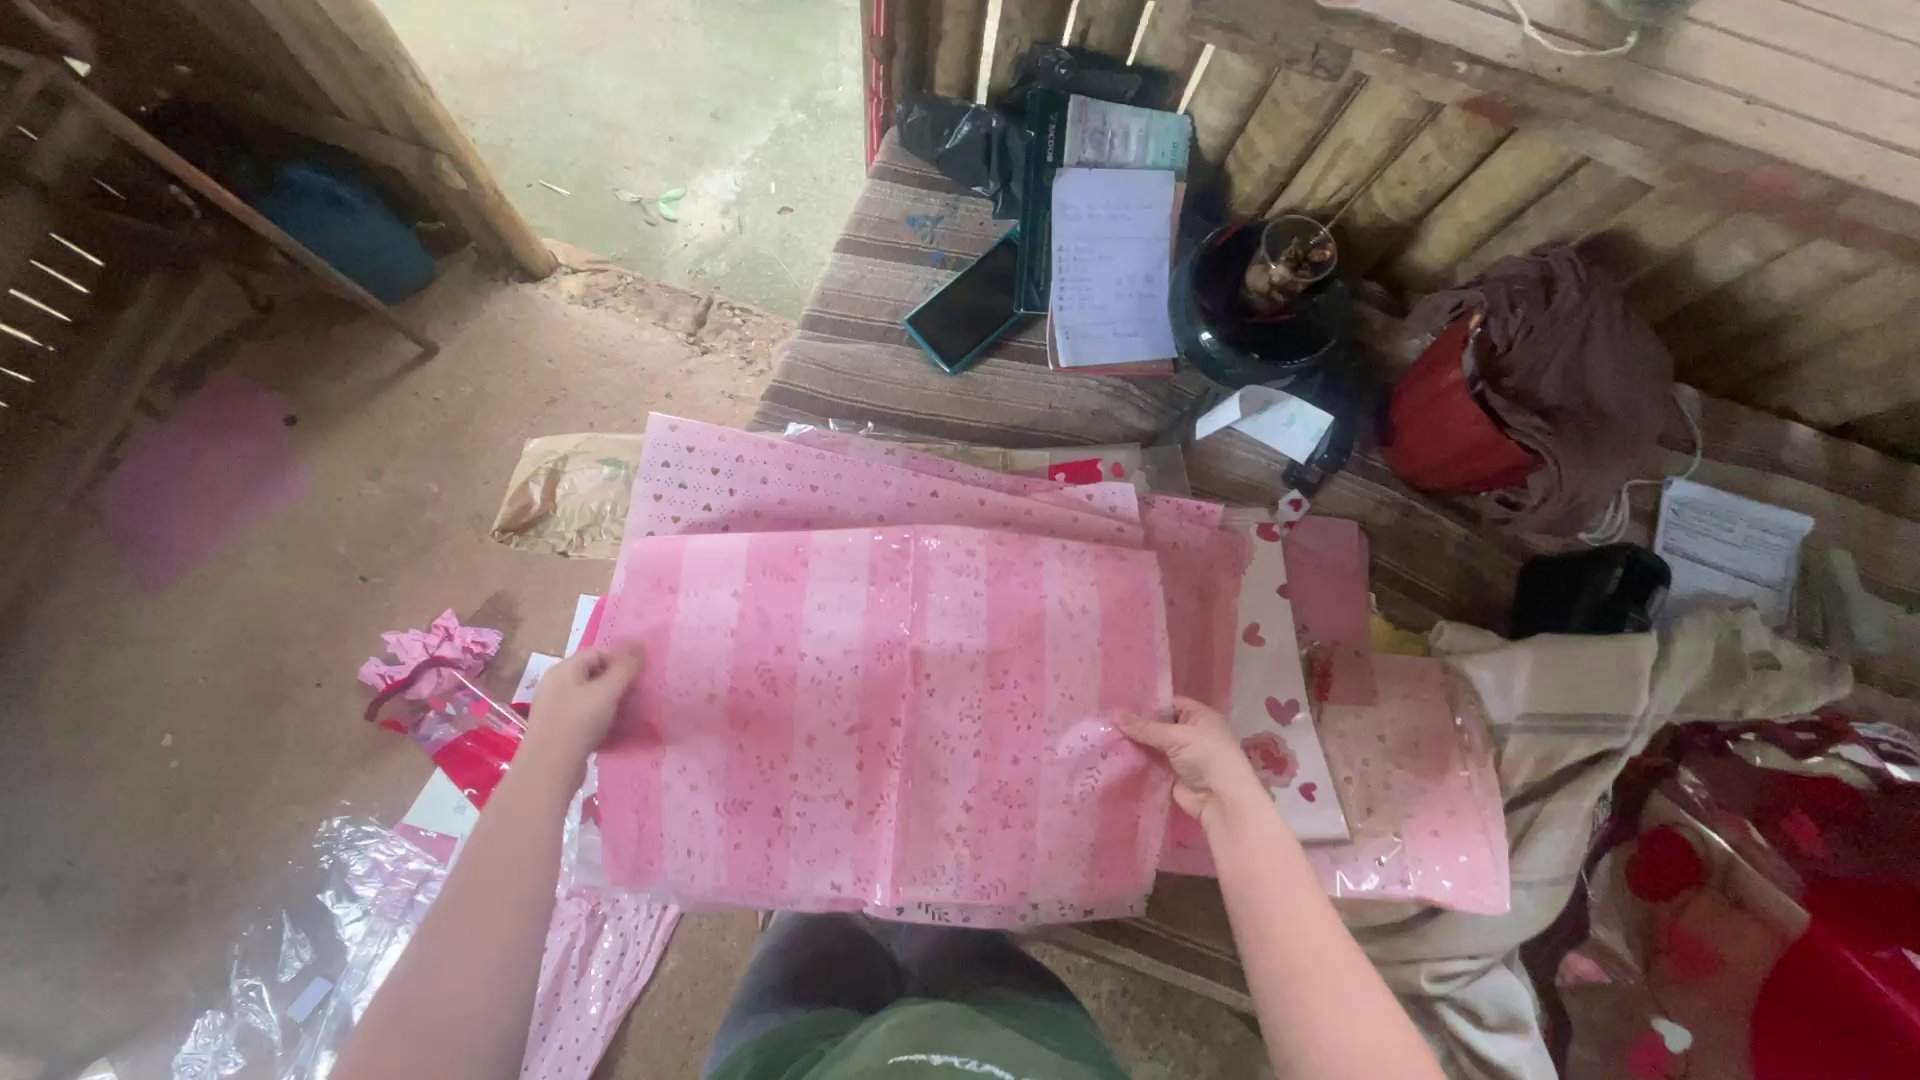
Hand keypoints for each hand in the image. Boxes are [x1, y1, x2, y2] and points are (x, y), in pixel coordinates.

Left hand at [520, 645, 642, 777]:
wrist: (549, 768)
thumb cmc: (578, 722)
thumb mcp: (607, 691)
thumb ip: (625, 668)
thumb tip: (640, 645)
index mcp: (563, 670)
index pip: (597, 653)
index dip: (618, 662)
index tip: (635, 679)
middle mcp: (555, 685)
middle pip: (593, 674)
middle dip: (616, 683)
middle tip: (634, 697)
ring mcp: (555, 708)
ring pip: (589, 697)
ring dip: (610, 703)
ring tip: (625, 715)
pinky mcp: (558, 730)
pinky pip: (583, 717)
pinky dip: (599, 720)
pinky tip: (610, 732)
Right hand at [1120, 696, 1267, 826]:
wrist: (1222, 801)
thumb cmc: (1207, 757)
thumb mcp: (1177, 736)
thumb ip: (1145, 727)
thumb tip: (1113, 713)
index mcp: (1200, 716)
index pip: (1170, 703)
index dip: (1147, 703)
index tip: (1120, 703)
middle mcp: (1192, 733)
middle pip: (1160, 724)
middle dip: (1138, 724)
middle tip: (1108, 719)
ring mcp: (1182, 755)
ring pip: (1154, 745)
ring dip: (1136, 743)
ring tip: (1106, 734)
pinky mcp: (1173, 774)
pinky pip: (1152, 762)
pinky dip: (1138, 760)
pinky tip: (1116, 754)